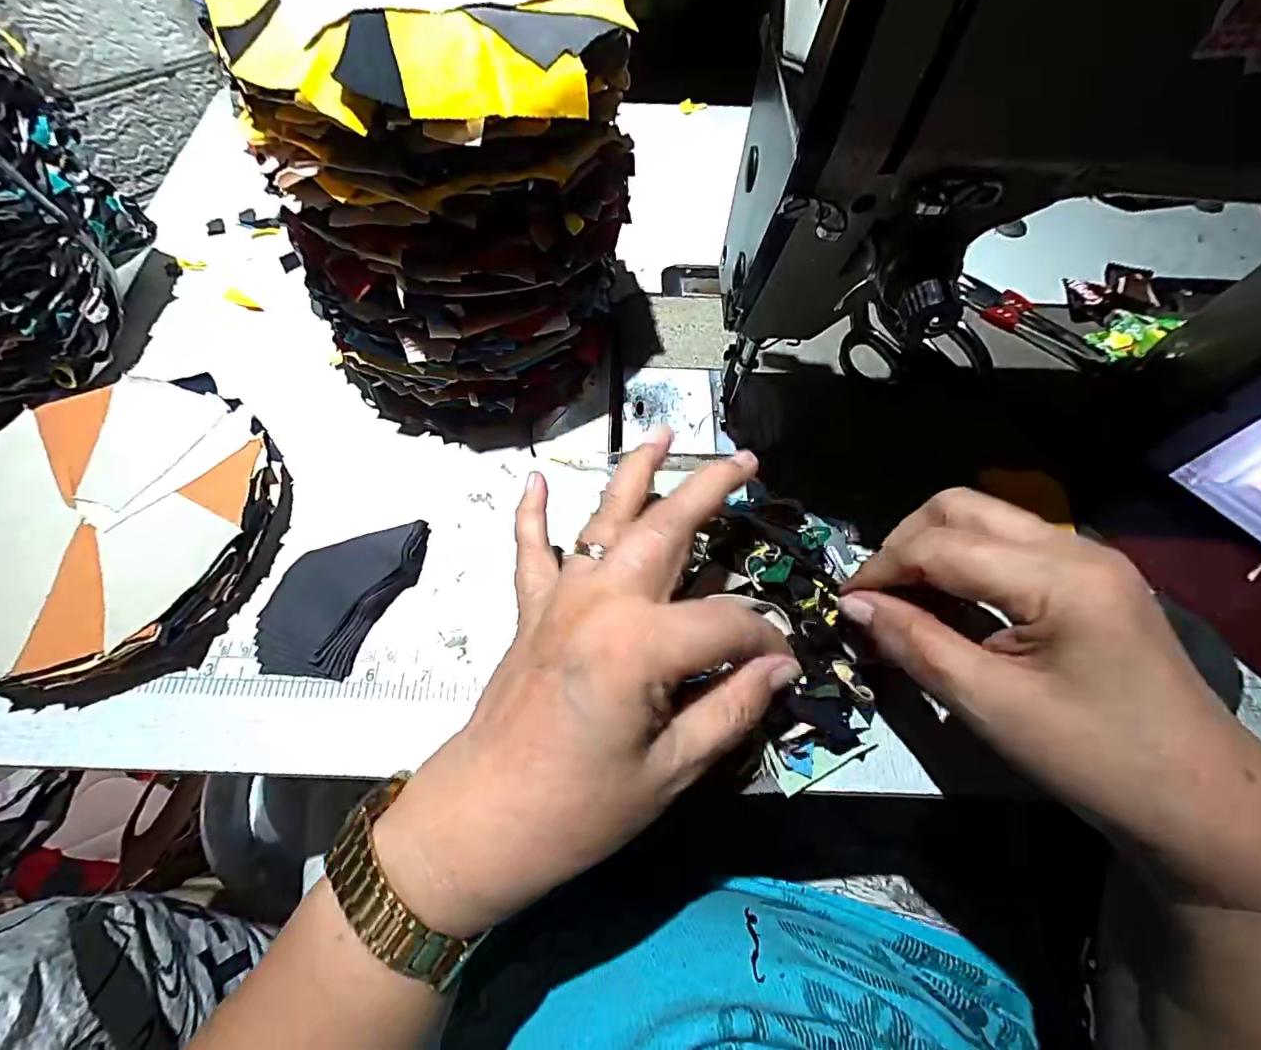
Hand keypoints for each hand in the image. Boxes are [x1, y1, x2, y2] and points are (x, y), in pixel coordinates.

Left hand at [371, 430, 800, 937]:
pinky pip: (530, 553)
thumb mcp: (671, 771)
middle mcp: (601, 602)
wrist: (476, 826)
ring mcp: (561, 601)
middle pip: (667, 529)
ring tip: (660, 434)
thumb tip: (781, 667)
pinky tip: (534, 479)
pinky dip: (531, 515)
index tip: (785, 663)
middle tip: (744, 461)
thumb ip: (732, 708)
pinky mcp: (531, 614)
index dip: (765, 640)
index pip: (727, 621)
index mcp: (640, 644)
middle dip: (710, 488)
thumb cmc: (578, 810)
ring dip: (634, 473)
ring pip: (604, 520)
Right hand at [840, 488, 1260, 911]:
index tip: (845, 603)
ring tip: (905, 598)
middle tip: (876, 595)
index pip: (943, 545)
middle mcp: (1075, 546)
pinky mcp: (1091, 577)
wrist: (1201, 802)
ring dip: (935, 548)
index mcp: (1060, 576)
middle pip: (962, 507)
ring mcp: (1089, 557)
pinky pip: (1010, 546)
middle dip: (906, 542)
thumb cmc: (1096, 760)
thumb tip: (855, 606)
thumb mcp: (993, 706)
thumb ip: (917, 644)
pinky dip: (967, 563)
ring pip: (986, 519)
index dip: (883, 568)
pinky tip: (951, 602)